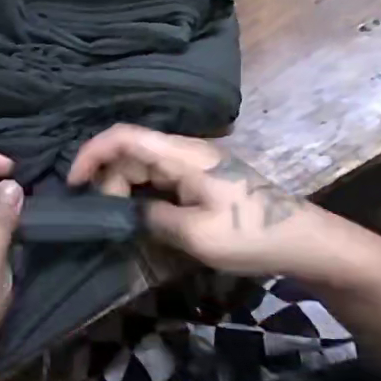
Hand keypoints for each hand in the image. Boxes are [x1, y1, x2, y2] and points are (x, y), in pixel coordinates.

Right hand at [68, 124, 324, 276]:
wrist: (308, 243)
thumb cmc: (252, 235)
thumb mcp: (195, 235)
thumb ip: (149, 218)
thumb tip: (121, 213)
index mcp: (183, 155)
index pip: (123, 137)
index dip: (90, 153)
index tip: (72, 184)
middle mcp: (185, 152)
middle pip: (129, 153)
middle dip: (107, 182)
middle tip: (107, 221)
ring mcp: (193, 166)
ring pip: (141, 167)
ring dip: (122, 191)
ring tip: (120, 223)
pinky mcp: (200, 181)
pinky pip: (157, 180)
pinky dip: (140, 196)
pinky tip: (138, 219)